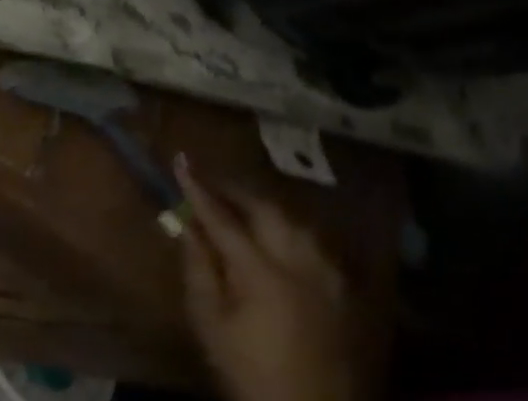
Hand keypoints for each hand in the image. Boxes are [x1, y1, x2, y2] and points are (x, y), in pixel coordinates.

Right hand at [176, 155, 380, 400]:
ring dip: (267, 210)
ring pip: (299, 226)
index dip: (198, 187)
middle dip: (236, 191)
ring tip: (242, 206)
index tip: (180, 160)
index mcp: (262, 273)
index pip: (223, 217)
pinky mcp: (347, 297)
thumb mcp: (209, 319)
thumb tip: (187, 225)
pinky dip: (291, 233)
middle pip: (269, 212)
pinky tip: (278, 237)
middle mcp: (302, 267)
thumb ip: (199, 267)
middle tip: (209, 181)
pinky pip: (317, 248)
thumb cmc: (248, 367)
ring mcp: (331, 281)